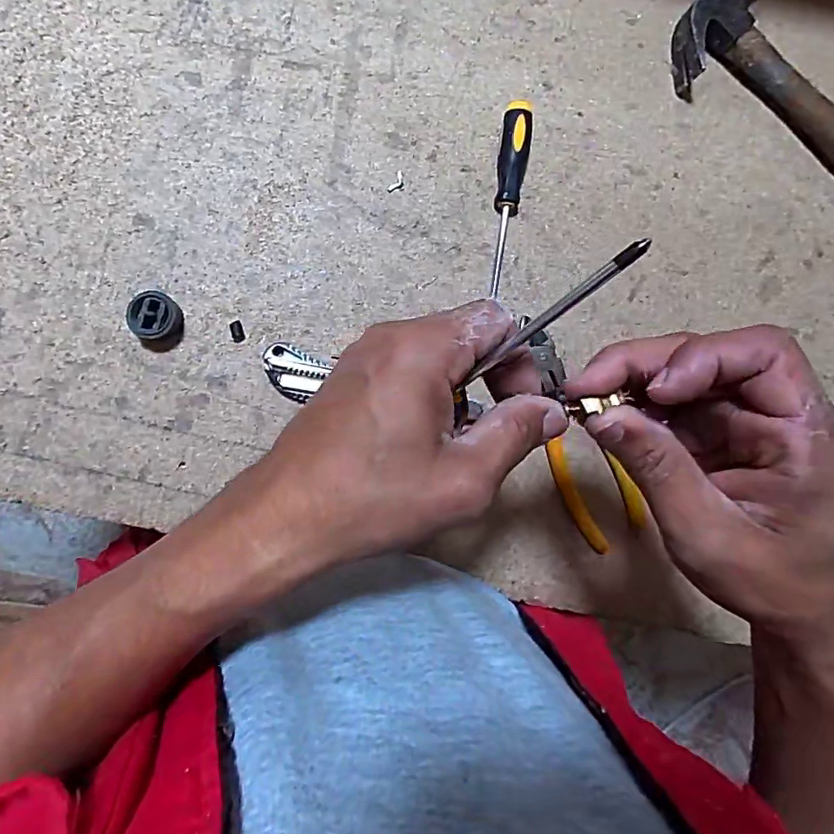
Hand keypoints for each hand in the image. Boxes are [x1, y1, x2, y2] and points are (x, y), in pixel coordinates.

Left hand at [225, 300, 567, 570]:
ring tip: (454, 442)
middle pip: (467, 332)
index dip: (521, 360)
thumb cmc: (371, 499)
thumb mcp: (463, 477)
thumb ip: (517, 433)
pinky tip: (420, 440)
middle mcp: (390, 336)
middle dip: (494, 376)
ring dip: (461, 389)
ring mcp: (365, 353)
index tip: (520, 406)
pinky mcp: (351, 374)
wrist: (286, 516)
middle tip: (494, 430)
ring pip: (438, 351)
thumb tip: (547, 410)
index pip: (496, 318)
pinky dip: (429, 392)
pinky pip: (407, 366)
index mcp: (420, 348)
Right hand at [565, 326, 833, 642]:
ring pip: (683, 370)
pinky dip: (633, 401)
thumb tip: (601, 415)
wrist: (793, 617)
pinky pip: (670, 401)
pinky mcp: (715, 431)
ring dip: (631, 377)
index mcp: (805, 430)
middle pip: (710, 354)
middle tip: (587, 385)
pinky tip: (606, 414)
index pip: (763, 353)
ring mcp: (743, 419)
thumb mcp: (708, 534)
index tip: (657, 393)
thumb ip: (658, 469)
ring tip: (588, 398)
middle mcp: (776, 410)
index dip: (703, 357)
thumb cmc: (769, 583)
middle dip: (644, 363)